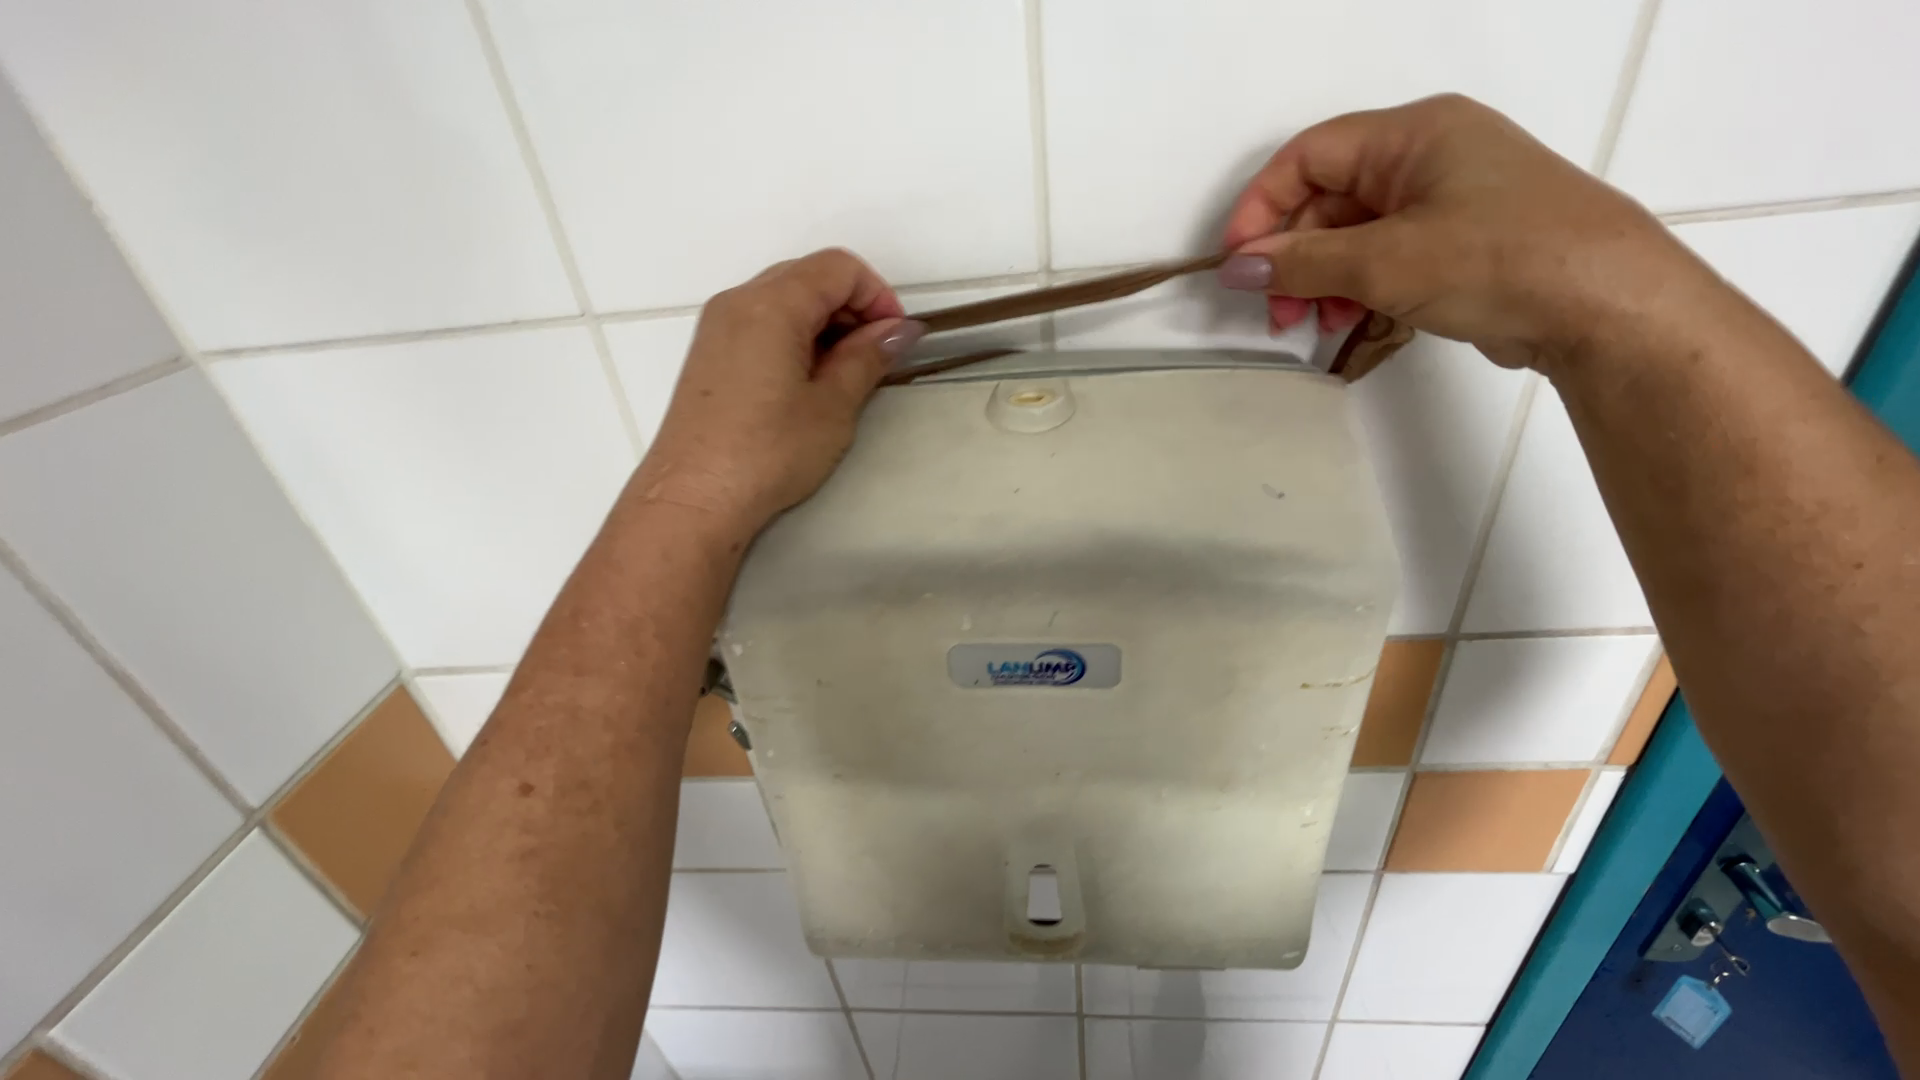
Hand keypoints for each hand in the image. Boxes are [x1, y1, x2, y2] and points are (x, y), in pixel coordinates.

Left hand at [631, 249, 924, 534]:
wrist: (694, 499)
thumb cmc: (768, 453)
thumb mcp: (833, 406)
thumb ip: (868, 357)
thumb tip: (900, 330)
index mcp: (772, 304)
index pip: (838, 268)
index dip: (877, 296)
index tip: (894, 339)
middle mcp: (738, 301)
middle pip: (809, 276)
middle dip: (852, 308)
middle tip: (874, 358)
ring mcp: (718, 326)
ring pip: (784, 299)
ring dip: (824, 324)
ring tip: (843, 376)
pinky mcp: (710, 354)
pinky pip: (761, 323)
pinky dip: (795, 337)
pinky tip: (807, 384)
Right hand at [1218, 94, 1712, 370]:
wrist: (1605, 305)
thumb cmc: (1495, 260)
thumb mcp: (1384, 262)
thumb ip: (1301, 263)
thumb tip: (1235, 267)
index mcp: (1412, 135)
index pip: (1308, 157)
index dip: (1261, 206)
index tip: (1236, 262)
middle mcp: (1426, 157)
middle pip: (1327, 199)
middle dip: (1293, 256)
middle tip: (1277, 310)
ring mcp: (1444, 201)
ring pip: (1352, 234)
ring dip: (1321, 279)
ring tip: (1314, 323)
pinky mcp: (1456, 243)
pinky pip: (1383, 257)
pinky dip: (1355, 288)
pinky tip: (1348, 321)